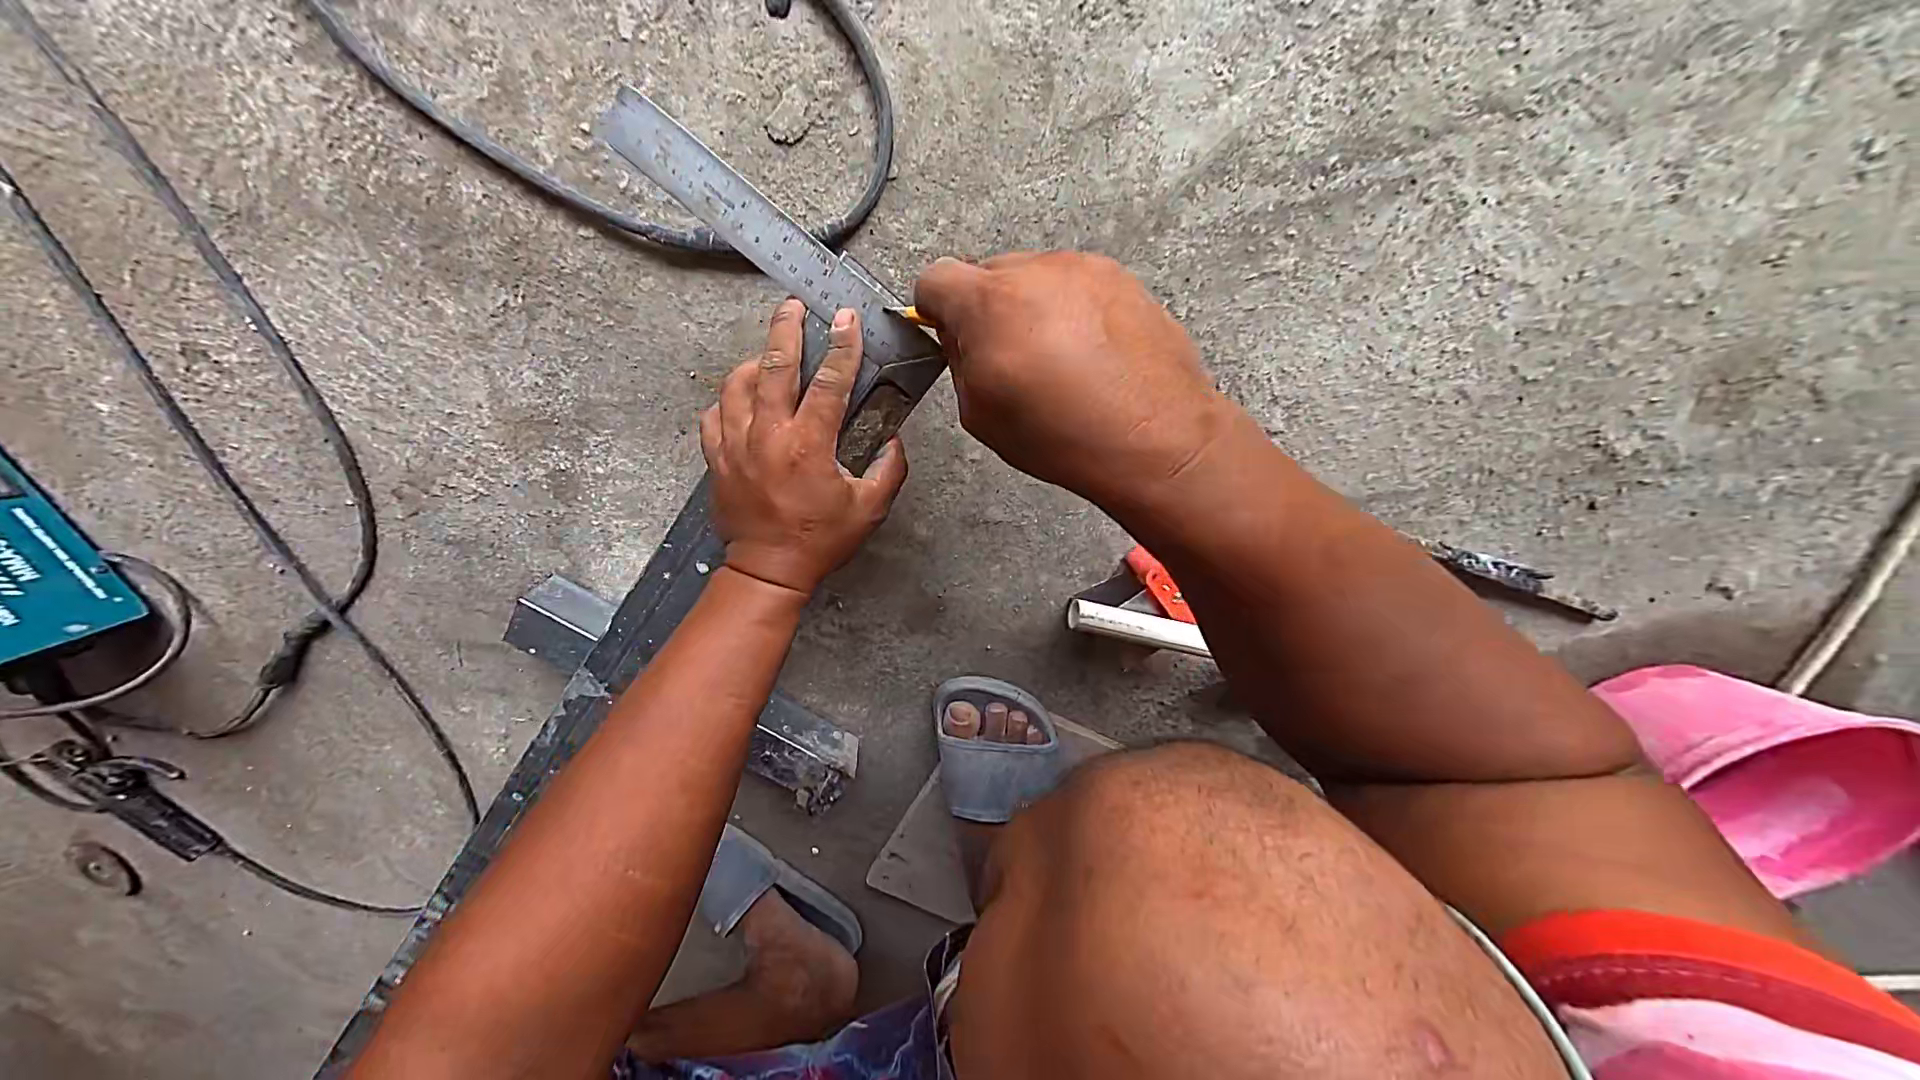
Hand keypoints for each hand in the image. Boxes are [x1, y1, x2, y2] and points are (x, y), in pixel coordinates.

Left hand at [702, 300, 908, 593]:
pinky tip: (739, 399)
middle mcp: (768, 436)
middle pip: (773, 366)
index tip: (846, 320)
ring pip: (736, 385)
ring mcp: (736, 446)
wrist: (768, 570)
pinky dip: (726, 400)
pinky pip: (713, 416)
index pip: (828, 381)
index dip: (842, 346)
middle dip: (785, 329)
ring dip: (753, 361)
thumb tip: (893, 442)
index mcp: (808, 445)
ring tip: (766, 352)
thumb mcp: (869, 509)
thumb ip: (889, 470)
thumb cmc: (818, 543)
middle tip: (792, 307)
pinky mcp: (717, 460)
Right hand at [911, 252, 1241, 509]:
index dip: (935, 309)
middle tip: (1005, 357)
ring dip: (1032, 310)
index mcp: (990, 304)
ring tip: (1055, 363)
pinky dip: (1071, 311)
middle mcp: (1037, 272)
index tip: (947, 329)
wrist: (1153, 439)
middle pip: (988, 274)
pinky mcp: (1120, 277)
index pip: (936, 279)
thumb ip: (959, 361)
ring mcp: (1084, 269)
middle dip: (987, 311)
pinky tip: (1086, 356)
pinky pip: (1075, 286)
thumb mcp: (982, 413)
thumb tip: (958, 337)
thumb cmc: (1071, 435)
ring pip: (1034, 278)